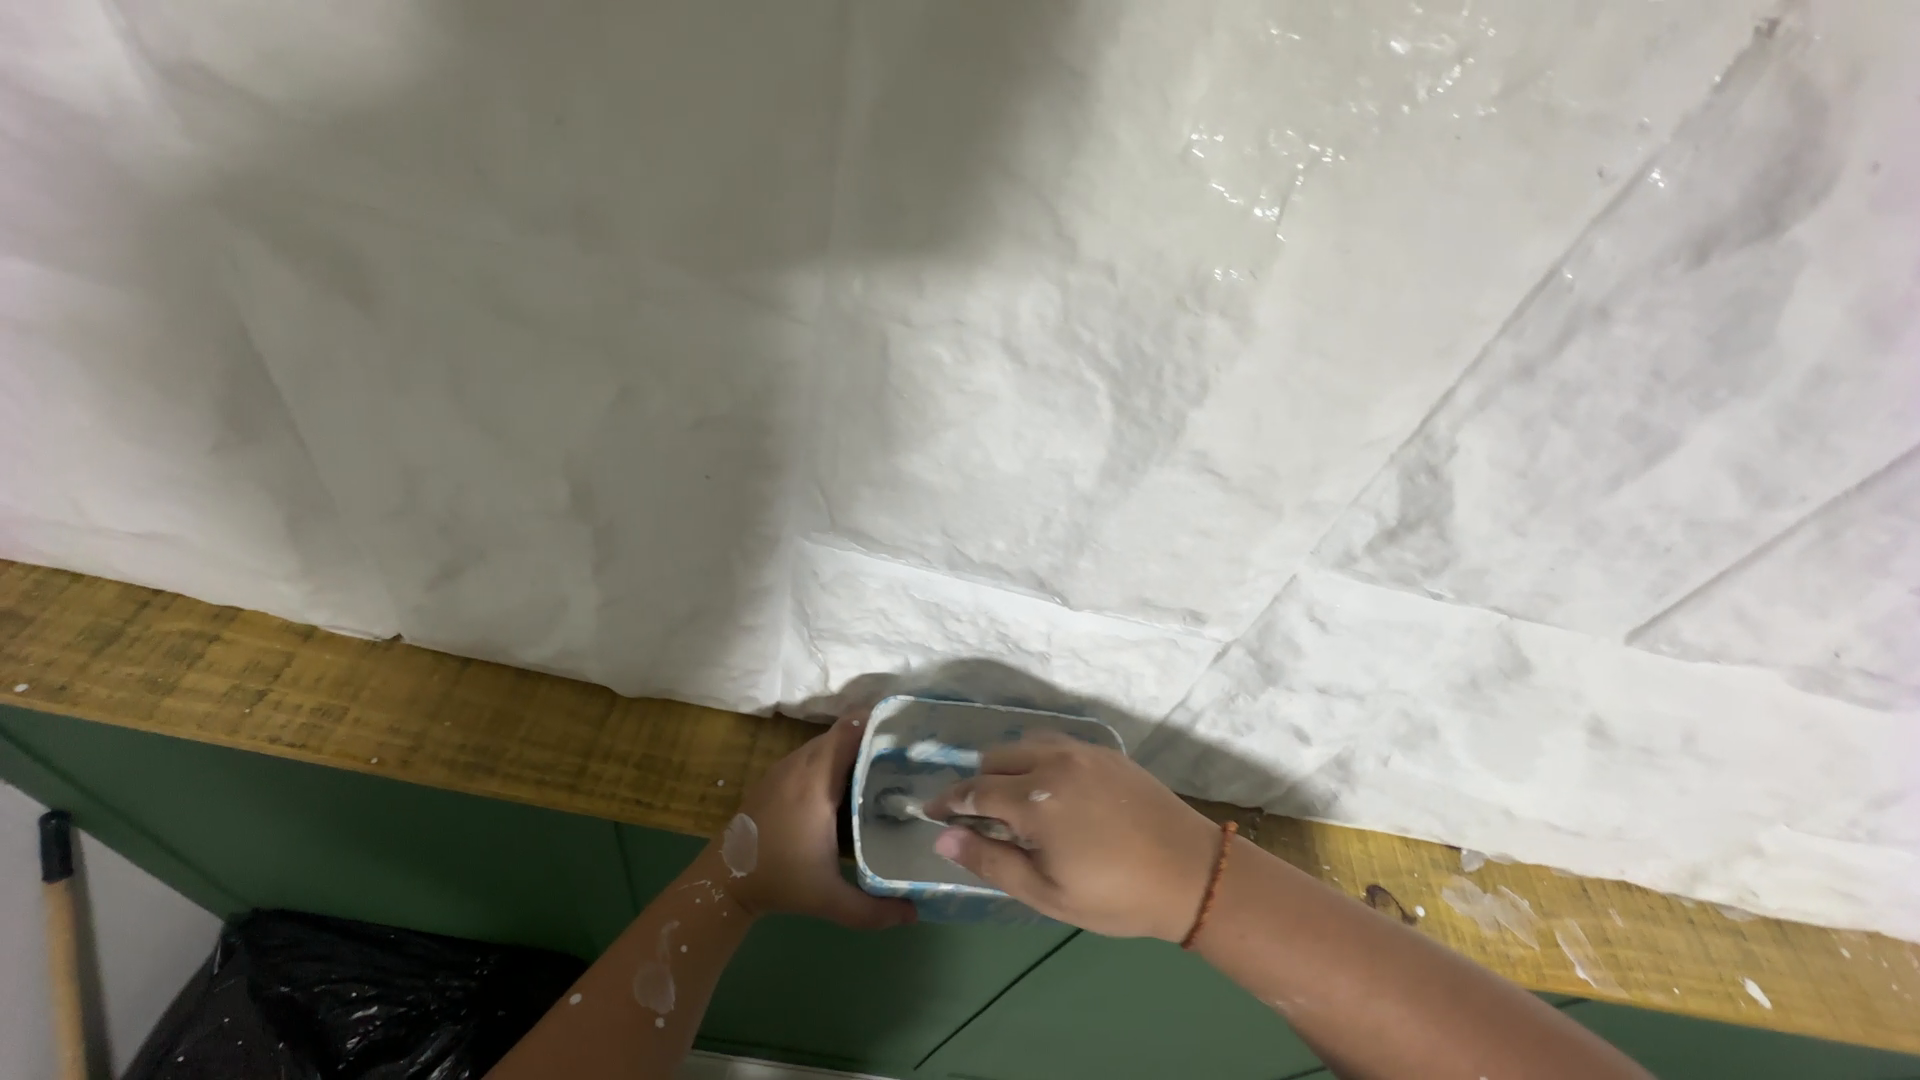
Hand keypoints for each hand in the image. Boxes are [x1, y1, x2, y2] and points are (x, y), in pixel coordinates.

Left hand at [720, 713, 917, 929]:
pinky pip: (812, 755)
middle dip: (873, 739)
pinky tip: (847, 788)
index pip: (850, 729)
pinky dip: (832, 761)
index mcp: (817, 781)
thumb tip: (915, 913)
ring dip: (852, 751)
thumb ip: (874, 910)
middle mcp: (801, 764)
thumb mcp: (830, 900)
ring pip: (827, 744)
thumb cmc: (780, 881)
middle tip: (904, 758)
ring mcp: (785, 767)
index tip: (907, 736)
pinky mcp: (776, 776)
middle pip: (844, 733)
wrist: (724, 881)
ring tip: (883, 771)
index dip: (879, 724)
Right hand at [924, 733, 1219, 940]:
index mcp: (1036, 801)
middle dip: (977, 784)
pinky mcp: (1106, 752)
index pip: (975, 792)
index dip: (948, 802)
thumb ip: (990, 861)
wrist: (1192, 873)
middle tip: (977, 817)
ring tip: (1012, 801)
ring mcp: (1083, 752)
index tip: (930, 812)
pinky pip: (1056, 743)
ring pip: (1025, 745)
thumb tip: (943, 839)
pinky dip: (1037, 759)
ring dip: (1007, 766)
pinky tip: (1049, 788)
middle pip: (995, 760)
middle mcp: (1054, 763)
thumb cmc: (1116, 896)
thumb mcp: (1046, 893)